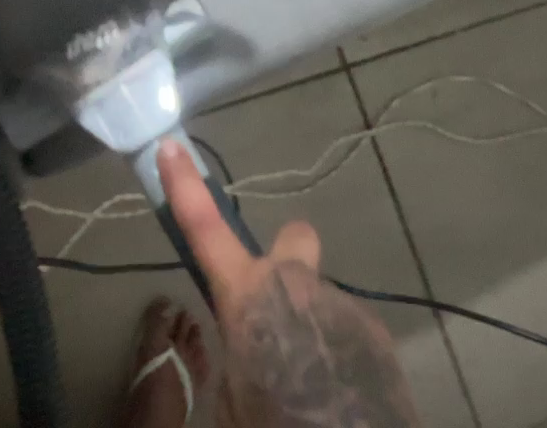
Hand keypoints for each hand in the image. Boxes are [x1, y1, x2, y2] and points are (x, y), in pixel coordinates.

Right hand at [158, 139, 418, 427]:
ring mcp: (340, 302)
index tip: (171, 145)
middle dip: (286, 257)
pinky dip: (339, 350)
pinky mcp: (376, 330)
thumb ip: (237, 352)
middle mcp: (294, 283)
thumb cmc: (275, 420)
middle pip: (293, 239)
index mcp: (246, 295)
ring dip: (311, 325)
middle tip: (280, 306)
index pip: (204, 227)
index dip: (183, 185)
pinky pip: (346, 329)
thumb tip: (253, 351)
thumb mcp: (232, 397)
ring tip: (312, 377)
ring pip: (318, 299)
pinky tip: (340, 386)